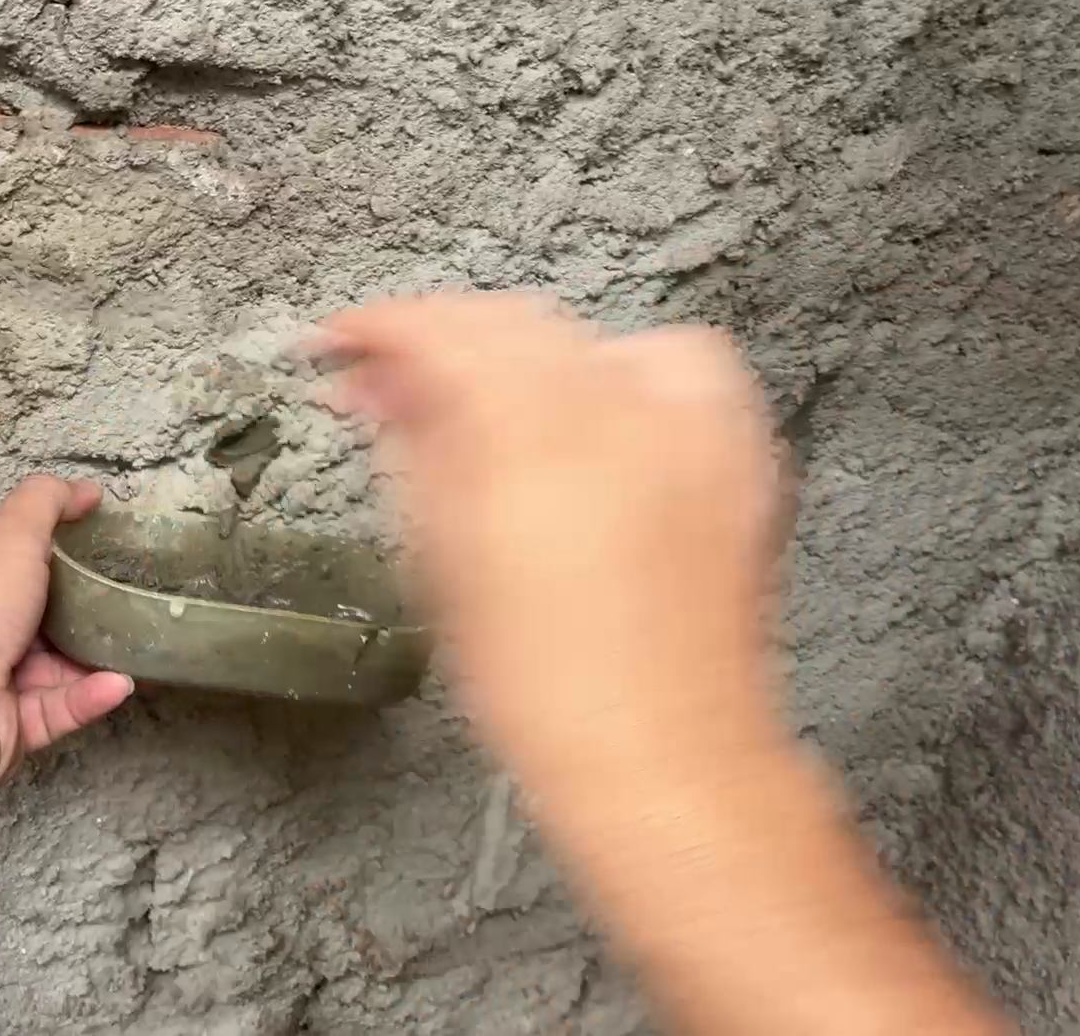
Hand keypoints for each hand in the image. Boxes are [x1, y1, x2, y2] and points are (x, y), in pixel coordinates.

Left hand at [0, 476, 133, 799]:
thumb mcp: (9, 536)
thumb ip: (46, 503)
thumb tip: (87, 489)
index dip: (33, 560)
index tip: (82, 557)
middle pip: (25, 623)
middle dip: (73, 616)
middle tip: (117, 604)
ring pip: (47, 670)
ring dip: (90, 660)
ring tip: (131, 647)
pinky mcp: (2, 732)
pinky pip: (55, 709)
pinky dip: (88, 696)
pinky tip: (118, 683)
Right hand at [319, 293, 788, 784]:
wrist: (662, 757)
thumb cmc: (540, 690)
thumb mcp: (442, 568)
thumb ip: (414, 455)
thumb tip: (384, 390)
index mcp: (533, 443)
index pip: (443, 333)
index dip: (382, 327)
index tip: (345, 341)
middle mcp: (620, 416)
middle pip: (511, 322)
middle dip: (440, 339)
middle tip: (395, 383)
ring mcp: (689, 428)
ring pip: (584, 334)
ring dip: (516, 351)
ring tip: (482, 399)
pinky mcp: (733, 453)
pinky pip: (667, 365)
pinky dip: (610, 370)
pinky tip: (584, 414)